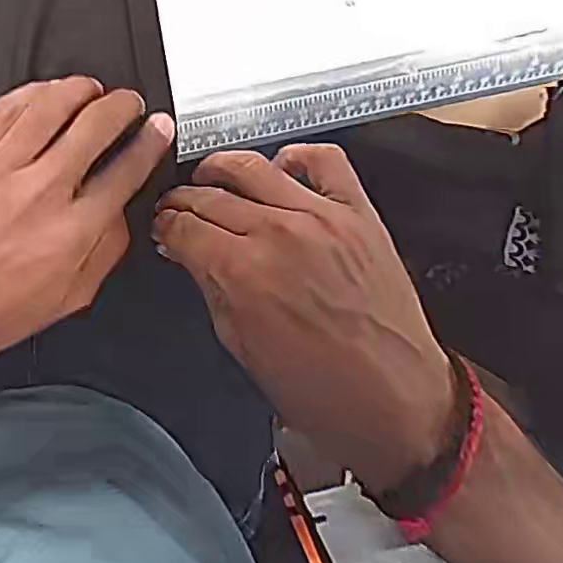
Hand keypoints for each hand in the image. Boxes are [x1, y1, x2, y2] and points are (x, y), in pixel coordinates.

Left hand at [0, 77, 175, 417]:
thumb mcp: (72, 295)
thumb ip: (108, 248)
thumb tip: (125, 206)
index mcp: (71, 231)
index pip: (126, 169)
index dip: (151, 141)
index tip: (158, 128)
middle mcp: (39, 192)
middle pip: (95, 125)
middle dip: (123, 105)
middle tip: (129, 102)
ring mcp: (1, 168)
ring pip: (51, 105)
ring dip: (81, 89)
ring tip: (92, 89)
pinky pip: (6, 107)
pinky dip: (33, 91)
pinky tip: (46, 92)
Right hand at [154, 145, 454, 491]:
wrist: (398, 407)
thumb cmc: (322, 391)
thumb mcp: (239, 344)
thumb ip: (207, 284)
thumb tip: (185, 251)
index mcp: (242, 273)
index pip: (181, 225)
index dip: (163, 225)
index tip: (163, 227)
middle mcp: (278, 235)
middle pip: (207, 194)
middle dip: (180, 200)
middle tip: (177, 209)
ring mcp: (321, 218)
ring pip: (250, 165)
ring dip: (218, 168)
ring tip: (210, 178)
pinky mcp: (357, 214)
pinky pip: (322, 159)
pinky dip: (295, 156)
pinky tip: (279, 169)